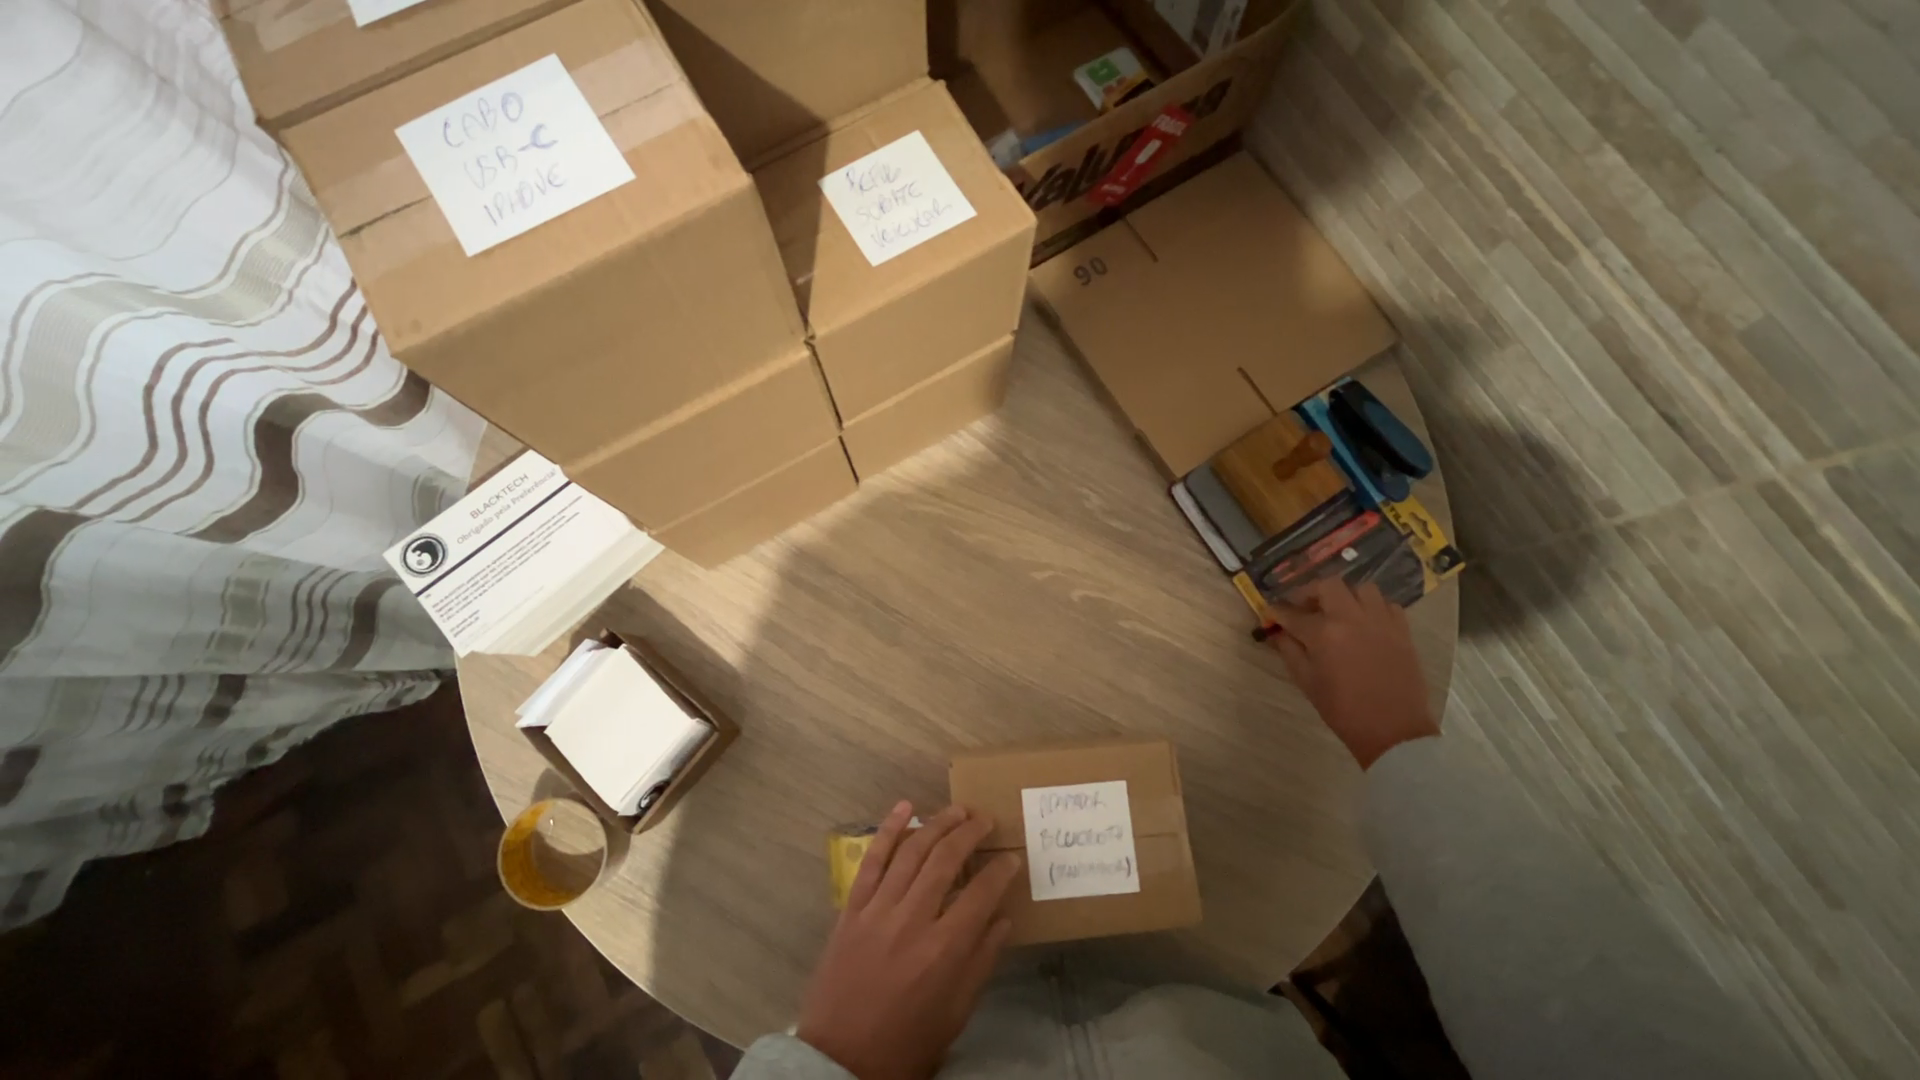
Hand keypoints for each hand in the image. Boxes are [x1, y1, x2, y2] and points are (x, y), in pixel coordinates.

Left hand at [797, 802, 1021, 1079]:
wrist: (841, 1058)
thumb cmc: (907, 1042)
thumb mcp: (956, 1013)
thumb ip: (981, 961)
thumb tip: (1003, 919)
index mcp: (944, 950)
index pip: (981, 893)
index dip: (1001, 871)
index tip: (1013, 857)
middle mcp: (912, 920)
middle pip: (946, 860)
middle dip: (970, 834)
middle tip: (987, 820)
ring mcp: (878, 910)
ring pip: (911, 852)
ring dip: (936, 824)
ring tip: (957, 810)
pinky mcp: (852, 909)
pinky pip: (872, 860)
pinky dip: (889, 830)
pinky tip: (905, 808)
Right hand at [1269, 578, 1437, 768]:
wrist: (1392, 729)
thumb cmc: (1342, 710)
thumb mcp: (1307, 682)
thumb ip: (1289, 651)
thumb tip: (1278, 633)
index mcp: (1323, 634)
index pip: (1292, 613)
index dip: (1277, 612)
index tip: (1271, 613)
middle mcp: (1351, 618)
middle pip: (1328, 585)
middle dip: (1310, 592)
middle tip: (1304, 607)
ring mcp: (1380, 621)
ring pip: (1361, 588)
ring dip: (1345, 596)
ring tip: (1338, 612)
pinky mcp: (1402, 630)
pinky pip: (1387, 605)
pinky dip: (1373, 608)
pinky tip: (1365, 624)